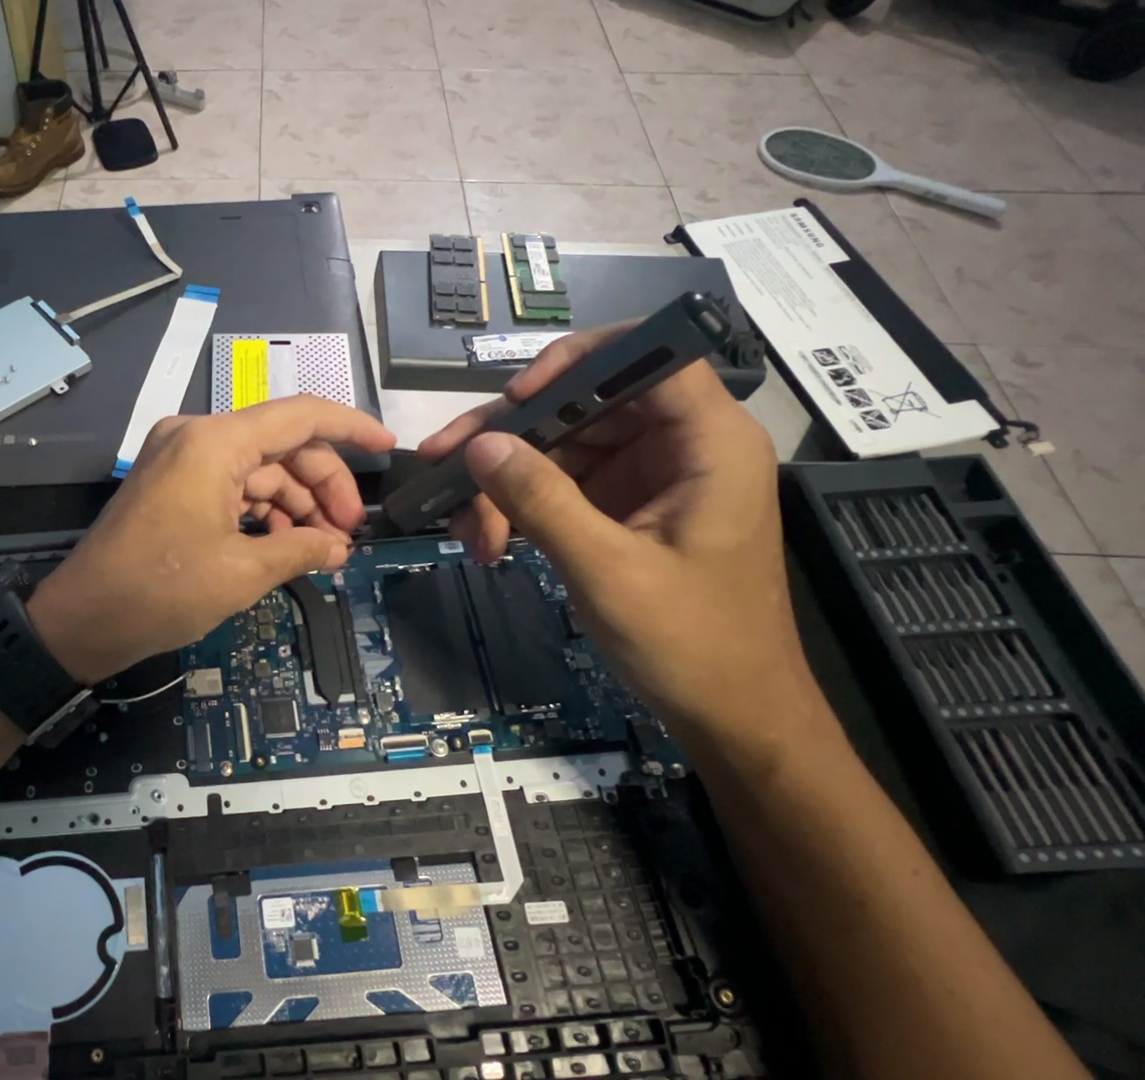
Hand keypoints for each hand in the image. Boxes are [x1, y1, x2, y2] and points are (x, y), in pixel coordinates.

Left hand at [29, 396, 396, 683]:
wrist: (82, 619)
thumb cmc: (162, 590)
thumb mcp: (242, 572)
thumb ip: (301, 550)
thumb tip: (339, 548)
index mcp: (214, 442)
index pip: (301, 416)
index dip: (351, 429)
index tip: (388, 448)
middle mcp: (197, 436)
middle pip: (282, 446)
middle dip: (322, 487)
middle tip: (348, 534)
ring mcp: (181, 459)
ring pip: (259, 469)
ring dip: (295, 505)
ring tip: (323, 550)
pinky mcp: (173, 484)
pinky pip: (232, 486)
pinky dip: (262, 512)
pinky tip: (287, 546)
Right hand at [418, 326, 823, 746]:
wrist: (729, 713)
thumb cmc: (691, 641)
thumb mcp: (607, 569)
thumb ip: (542, 501)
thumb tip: (481, 444)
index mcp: (708, 443)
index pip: (648, 357)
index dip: (578, 363)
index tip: (515, 399)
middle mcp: (679, 447)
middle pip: (586, 405)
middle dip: (513, 435)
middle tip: (444, 461)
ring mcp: (648, 478)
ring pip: (562, 447)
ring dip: (505, 483)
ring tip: (465, 529)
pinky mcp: (624, 509)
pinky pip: (561, 486)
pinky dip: (520, 507)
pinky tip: (487, 538)